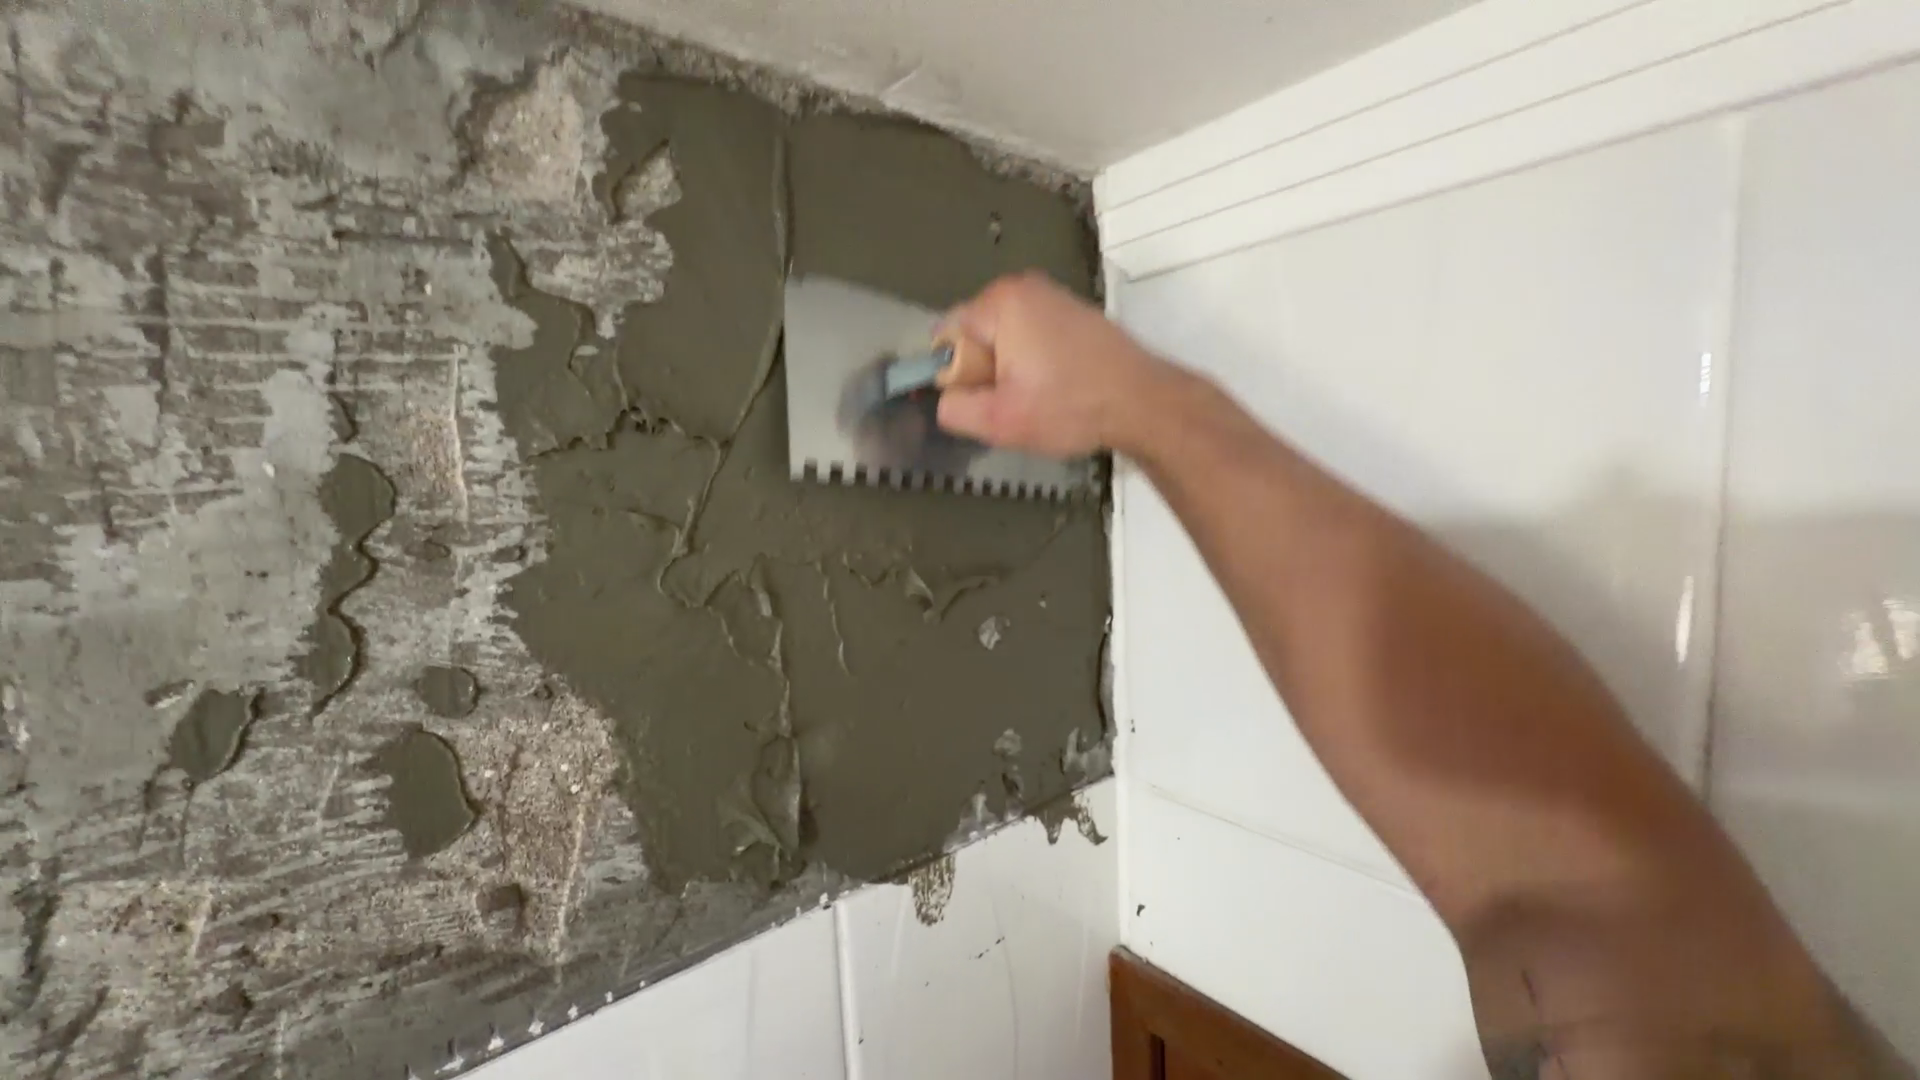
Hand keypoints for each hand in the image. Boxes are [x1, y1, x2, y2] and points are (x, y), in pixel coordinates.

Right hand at [936, 271, 1172, 458]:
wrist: (1143, 403)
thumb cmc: (1070, 407)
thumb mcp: (999, 421)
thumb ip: (954, 408)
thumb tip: (944, 397)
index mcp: (1000, 301)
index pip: (947, 336)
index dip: (955, 375)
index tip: (981, 400)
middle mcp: (1024, 286)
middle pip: (976, 335)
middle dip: (984, 372)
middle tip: (1011, 404)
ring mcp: (1053, 296)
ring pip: (1005, 339)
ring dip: (1010, 371)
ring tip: (1037, 399)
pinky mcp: (1074, 313)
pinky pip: (1032, 338)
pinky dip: (1035, 363)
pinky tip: (1057, 389)